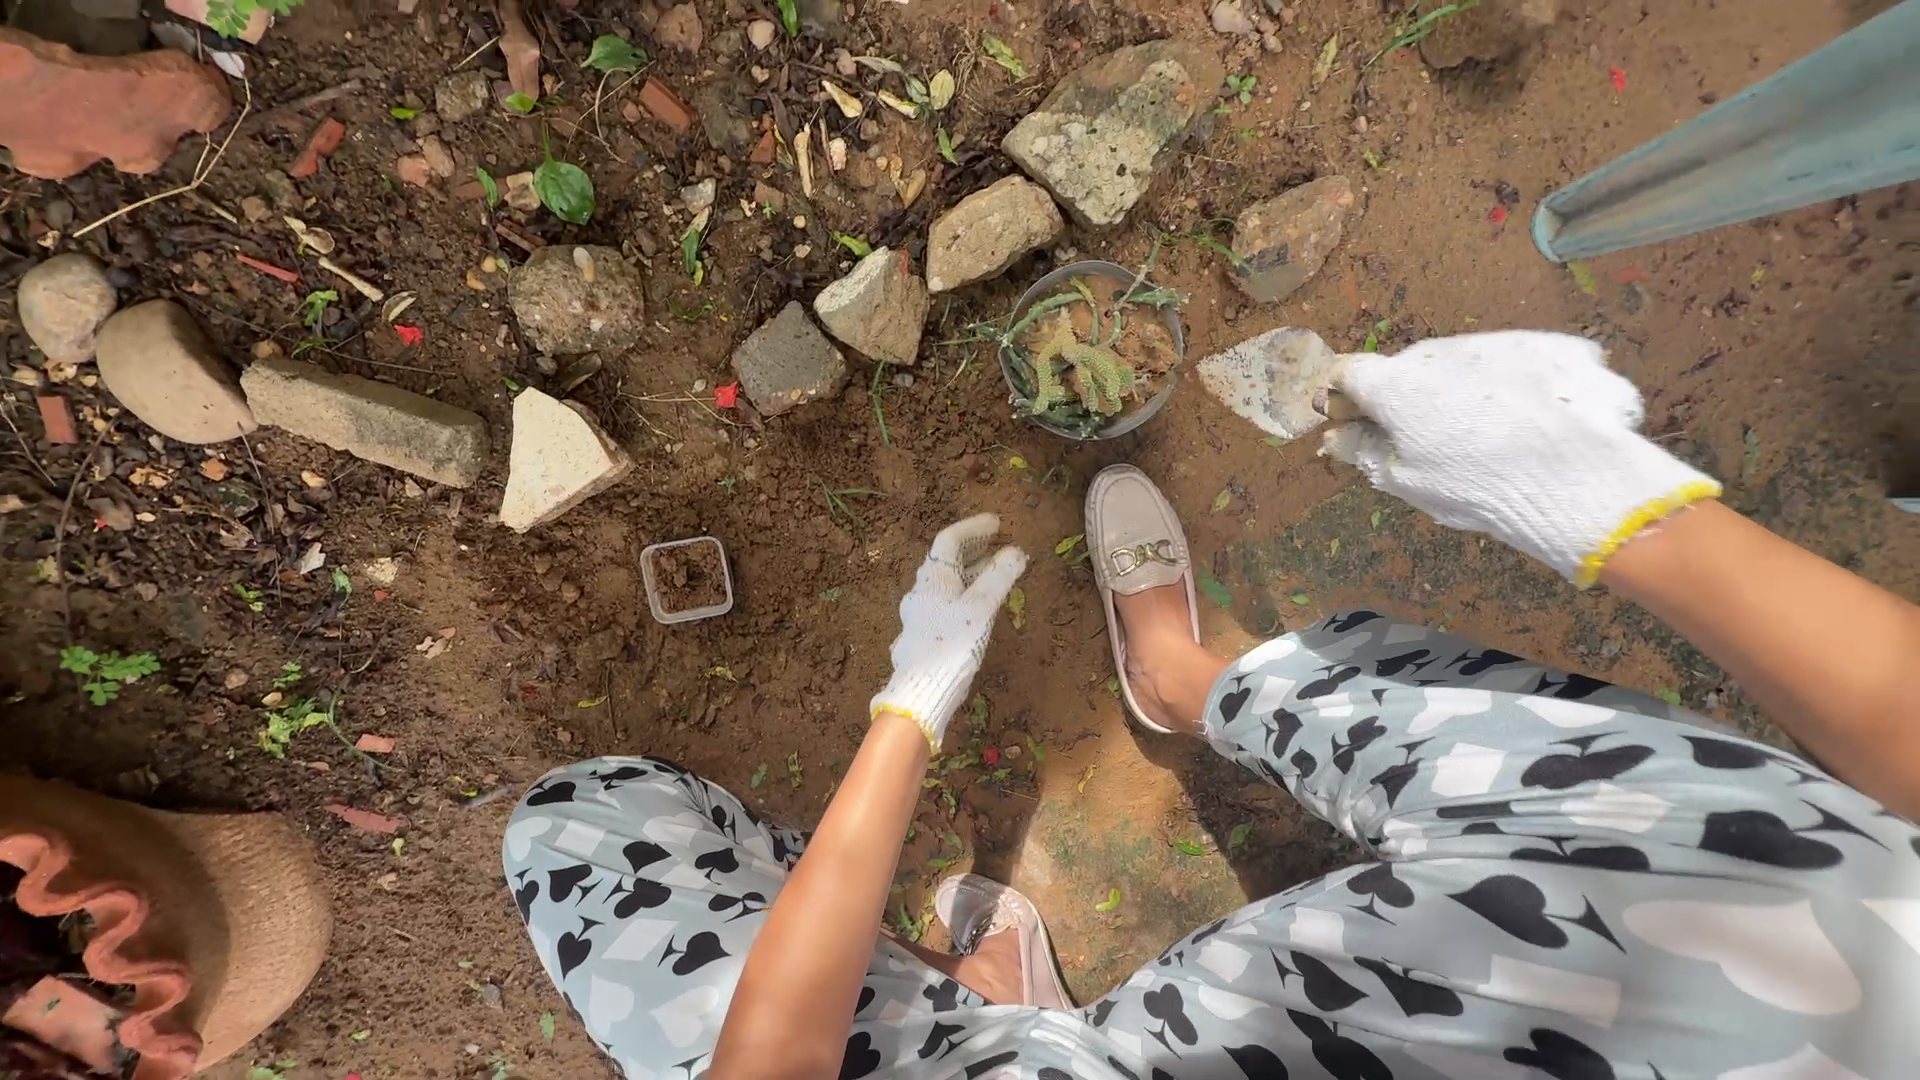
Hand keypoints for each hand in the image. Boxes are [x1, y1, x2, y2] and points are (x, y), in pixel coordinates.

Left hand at [871, 514, 1027, 747]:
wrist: (921, 693)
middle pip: (946, 561)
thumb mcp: (980, 608)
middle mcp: (922, 592)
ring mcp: (921, 614)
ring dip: (971, 572)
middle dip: (973, 548)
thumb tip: (1016, 552)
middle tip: (997, 542)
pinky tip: (979, 605)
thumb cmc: (951, 645)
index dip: (973, 527)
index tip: (997, 523)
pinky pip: (947, 602)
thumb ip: (998, 579)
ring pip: (947, 583)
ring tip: (995, 570)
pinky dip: (966, 593)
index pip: (950, 541)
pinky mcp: (926, 635)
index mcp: (933, 579)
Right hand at [1321, 331, 1720, 586]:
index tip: (1353, 421)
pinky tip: (1537, 419)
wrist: (1577, 481)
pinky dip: (1521, 384)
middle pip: (1410, 368)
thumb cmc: (1471, 485)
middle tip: (1426, 439)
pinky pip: (1525, 362)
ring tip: (1491, 433)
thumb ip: (1363, 450)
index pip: (1348, 373)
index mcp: (1396, 383)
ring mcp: (1504, 342)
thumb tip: (1336, 435)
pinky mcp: (1558, 345)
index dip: (1344, 397)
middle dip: (1409, 396)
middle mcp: (1443, 350)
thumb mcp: (1402, 479)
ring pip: (1467, 363)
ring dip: (1464, 388)